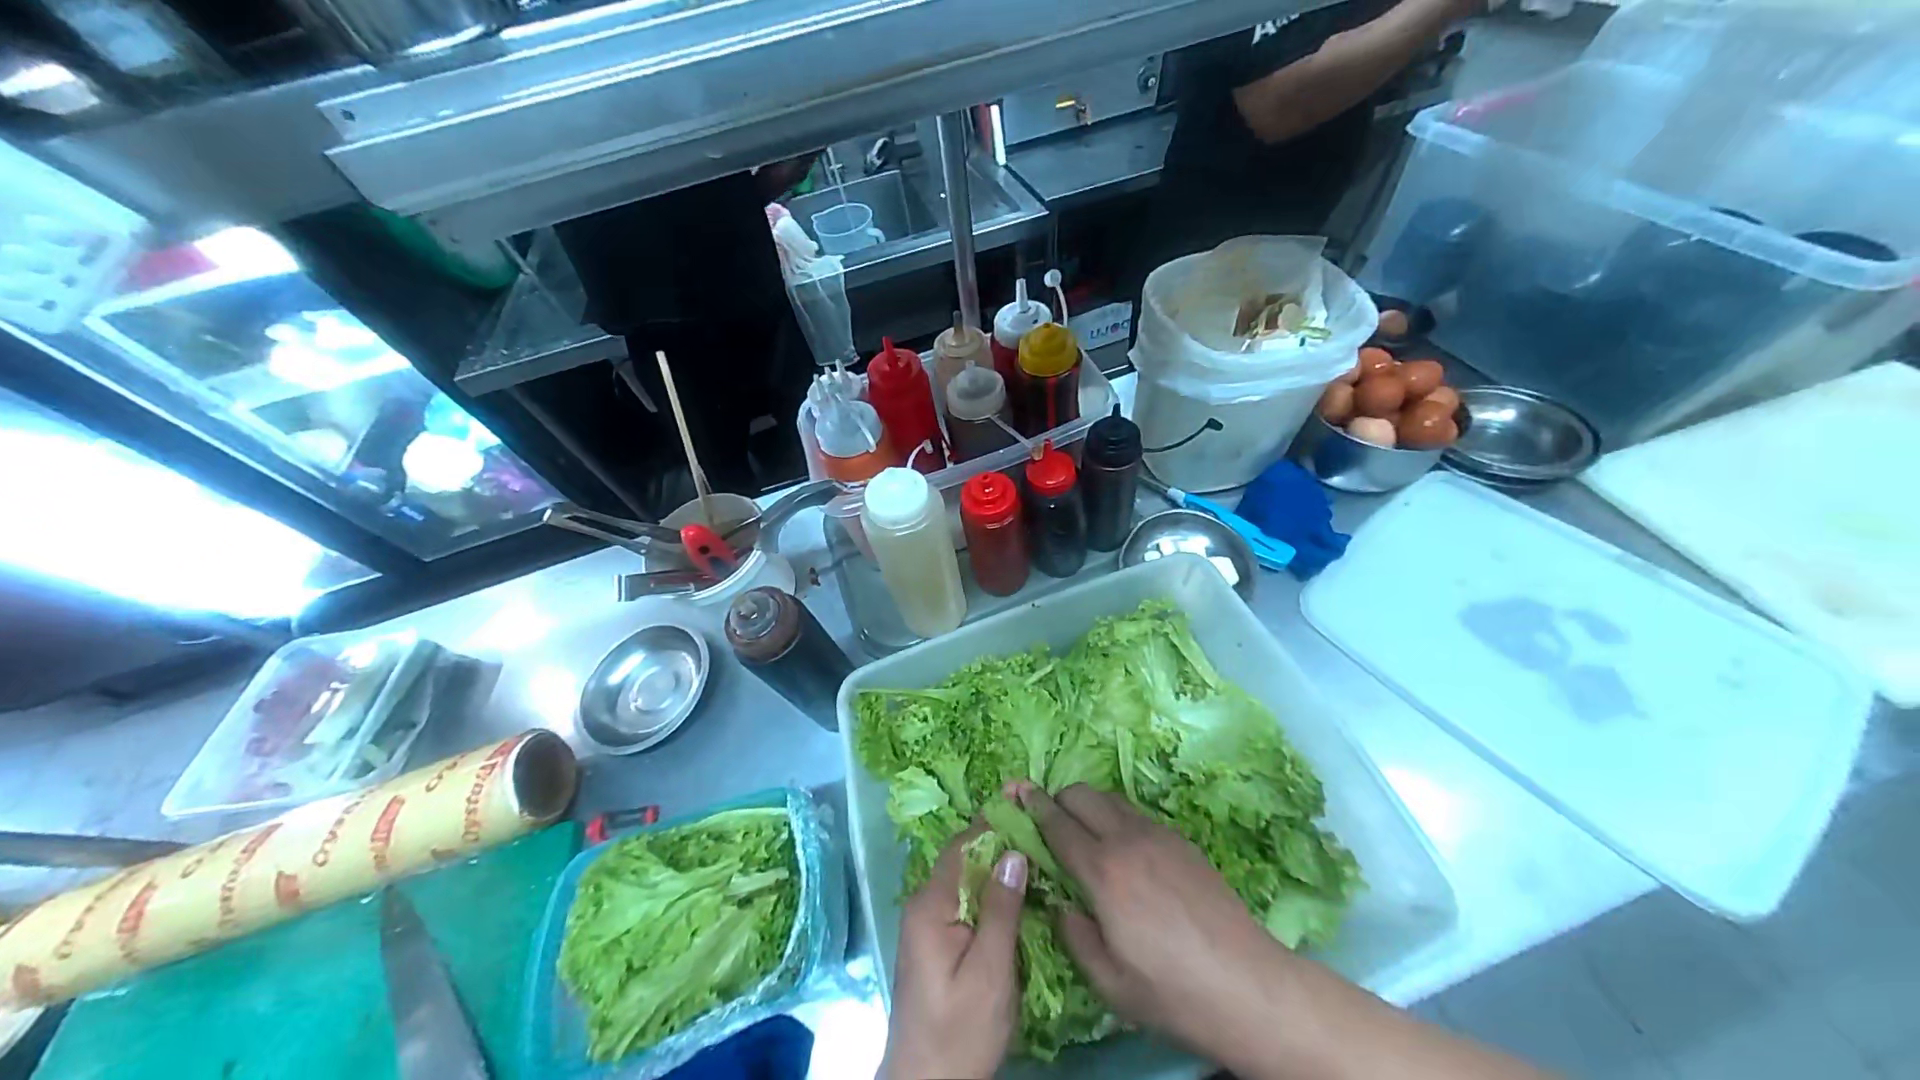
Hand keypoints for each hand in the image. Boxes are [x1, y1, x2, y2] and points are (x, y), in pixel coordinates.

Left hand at [882, 825, 1029, 1079]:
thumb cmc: (960, 1030)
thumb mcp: (988, 971)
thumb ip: (1000, 910)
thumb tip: (1014, 852)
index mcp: (930, 906)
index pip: (962, 847)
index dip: (992, 822)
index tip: (1024, 801)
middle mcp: (924, 906)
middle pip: (963, 859)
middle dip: (999, 841)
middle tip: (1040, 826)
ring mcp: (929, 925)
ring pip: (966, 880)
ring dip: (997, 865)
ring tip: (1038, 849)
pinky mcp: (938, 943)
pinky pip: (966, 902)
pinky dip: (991, 890)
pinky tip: (1019, 891)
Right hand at [1012, 782, 1297, 1074]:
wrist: (1250, 987)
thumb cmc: (1172, 992)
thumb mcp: (1107, 980)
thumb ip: (1072, 933)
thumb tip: (1059, 902)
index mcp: (1103, 871)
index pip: (1057, 823)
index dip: (1031, 806)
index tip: (1013, 793)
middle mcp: (1128, 840)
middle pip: (1081, 794)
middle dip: (1056, 799)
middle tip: (1045, 821)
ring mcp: (1159, 836)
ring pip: (1110, 798)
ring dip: (1087, 805)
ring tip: (1081, 832)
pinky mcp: (1182, 842)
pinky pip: (1136, 814)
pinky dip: (1115, 818)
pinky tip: (1121, 850)